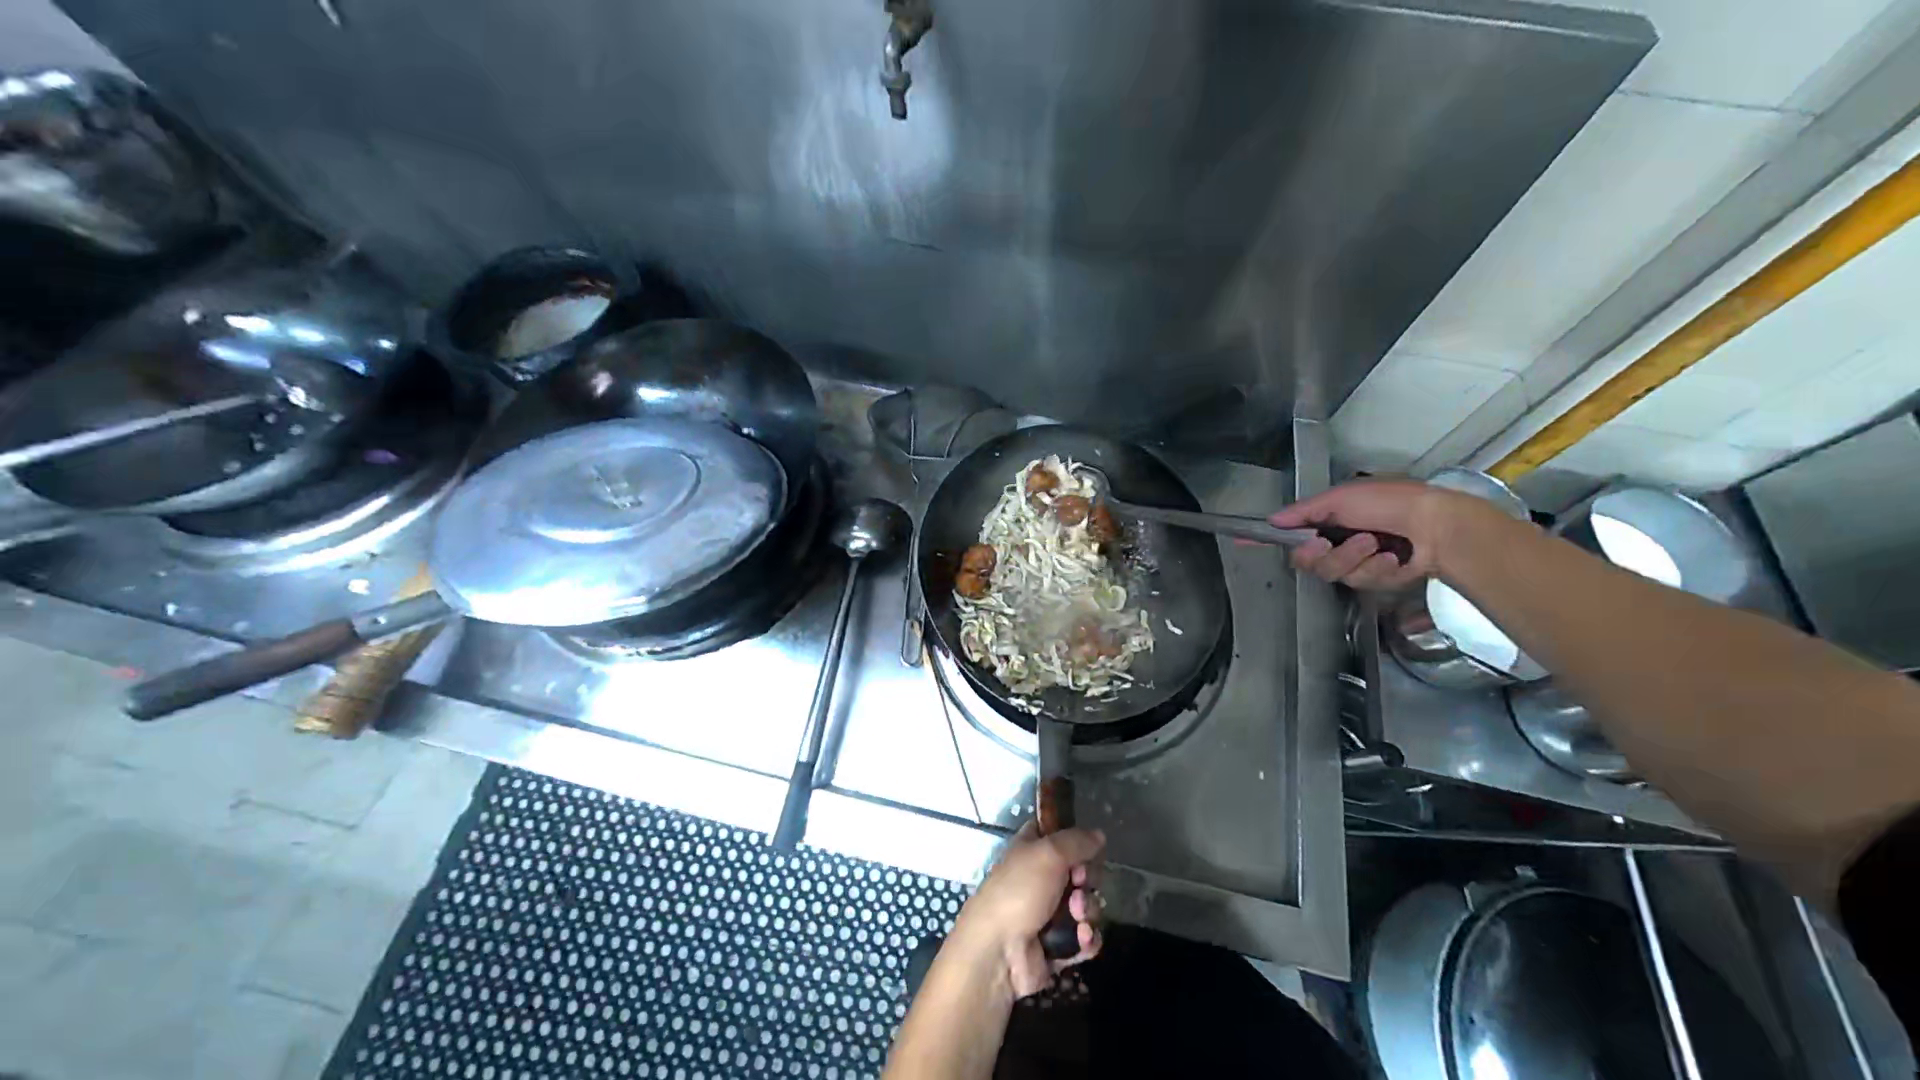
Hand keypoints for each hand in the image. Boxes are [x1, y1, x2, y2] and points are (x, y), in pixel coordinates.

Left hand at [949, 822, 1103, 997]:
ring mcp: (1050, 914)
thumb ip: (1077, 841)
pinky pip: (1086, 937)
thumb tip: (1099, 835)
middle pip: (1081, 872)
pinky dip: (1086, 939)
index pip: (1059, 836)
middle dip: (1087, 881)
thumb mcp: (1048, 853)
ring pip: (1087, 905)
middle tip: (1078, 886)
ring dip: (1087, 911)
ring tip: (1076, 918)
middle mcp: (1041, 879)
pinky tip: (1080, 939)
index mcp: (1031, 850)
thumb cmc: (1020, 890)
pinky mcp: (1059, 945)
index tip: (1083, 850)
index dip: (1076, 842)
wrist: (999, 950)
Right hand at [1270, 479, 1485, 590]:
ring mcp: (1354, 562)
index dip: (1264, 537)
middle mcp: (1336, 541)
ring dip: (1351, 557)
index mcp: (1327, 518)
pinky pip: (1358, 581)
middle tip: (1326, 544)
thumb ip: (1303, 511)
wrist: (1439, 527)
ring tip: (1376, 544)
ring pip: (1329, 572)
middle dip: (1315, 553)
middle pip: (1304, 559)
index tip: (1240, 541)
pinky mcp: (1374, 580)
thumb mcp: (1342, 497)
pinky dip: (1376, 568)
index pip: (1288, 530)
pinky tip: (1394, 559)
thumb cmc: (1391, 502)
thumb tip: (1273, 520)